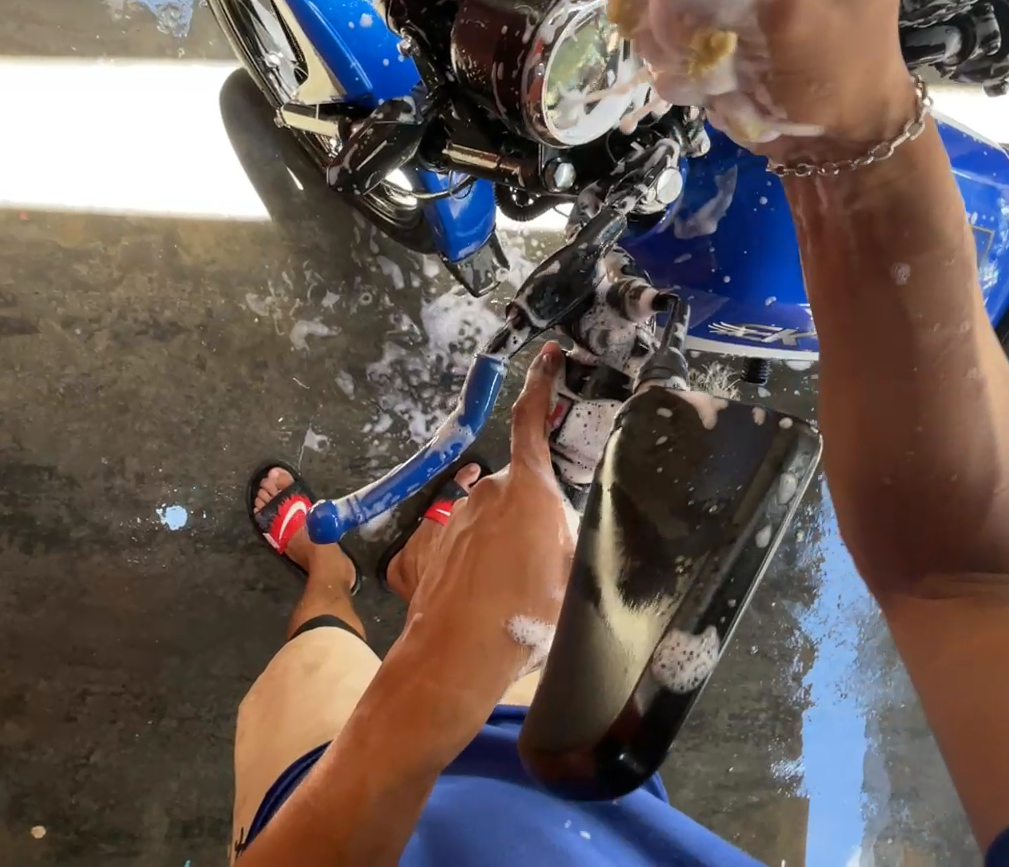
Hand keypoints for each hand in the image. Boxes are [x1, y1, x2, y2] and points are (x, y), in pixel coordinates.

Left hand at [400, 343, 576, 706]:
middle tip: (546, 563)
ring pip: (495, 518)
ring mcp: (458, 516)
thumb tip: (561, 524)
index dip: (541, 384)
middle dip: (536, 515)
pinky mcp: (435, 542)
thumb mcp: (573, 573)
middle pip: (523, 489)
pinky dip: (482, 562)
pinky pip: (470, 542)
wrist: (456, 653)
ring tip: (515, 591)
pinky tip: (487, 598)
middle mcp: (488, 491)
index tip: (546, 356)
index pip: (533, 420)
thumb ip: (570, 535)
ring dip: (507, 542)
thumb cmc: (524, 613)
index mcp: (529, 489)